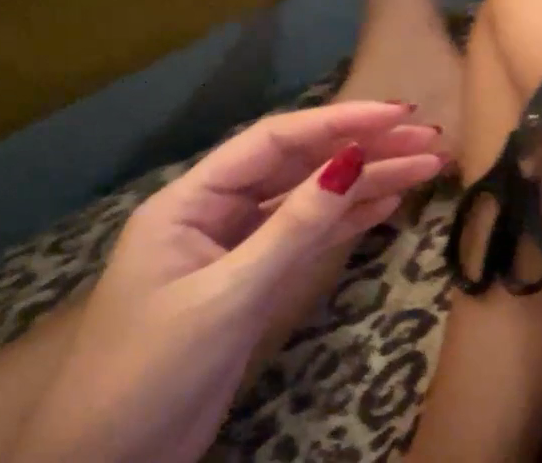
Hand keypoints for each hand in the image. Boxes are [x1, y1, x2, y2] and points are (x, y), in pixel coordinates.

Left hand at [14, 101, 445, 462]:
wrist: (110, 462)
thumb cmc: (152, 369)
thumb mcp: (230, 293)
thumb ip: (295, 225)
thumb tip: (354, 158)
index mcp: (189, 204)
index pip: (274, 142)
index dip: (339, 121)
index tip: (399, 114)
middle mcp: (215, 214)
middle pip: (302, 164)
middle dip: (368, 148)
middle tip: (431, 137)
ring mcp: (239, 247)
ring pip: (315, 197)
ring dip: (372, 179)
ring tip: (431, 165)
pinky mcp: (259, 278)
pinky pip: (315, 232)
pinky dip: (355, 216)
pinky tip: (393, 202)